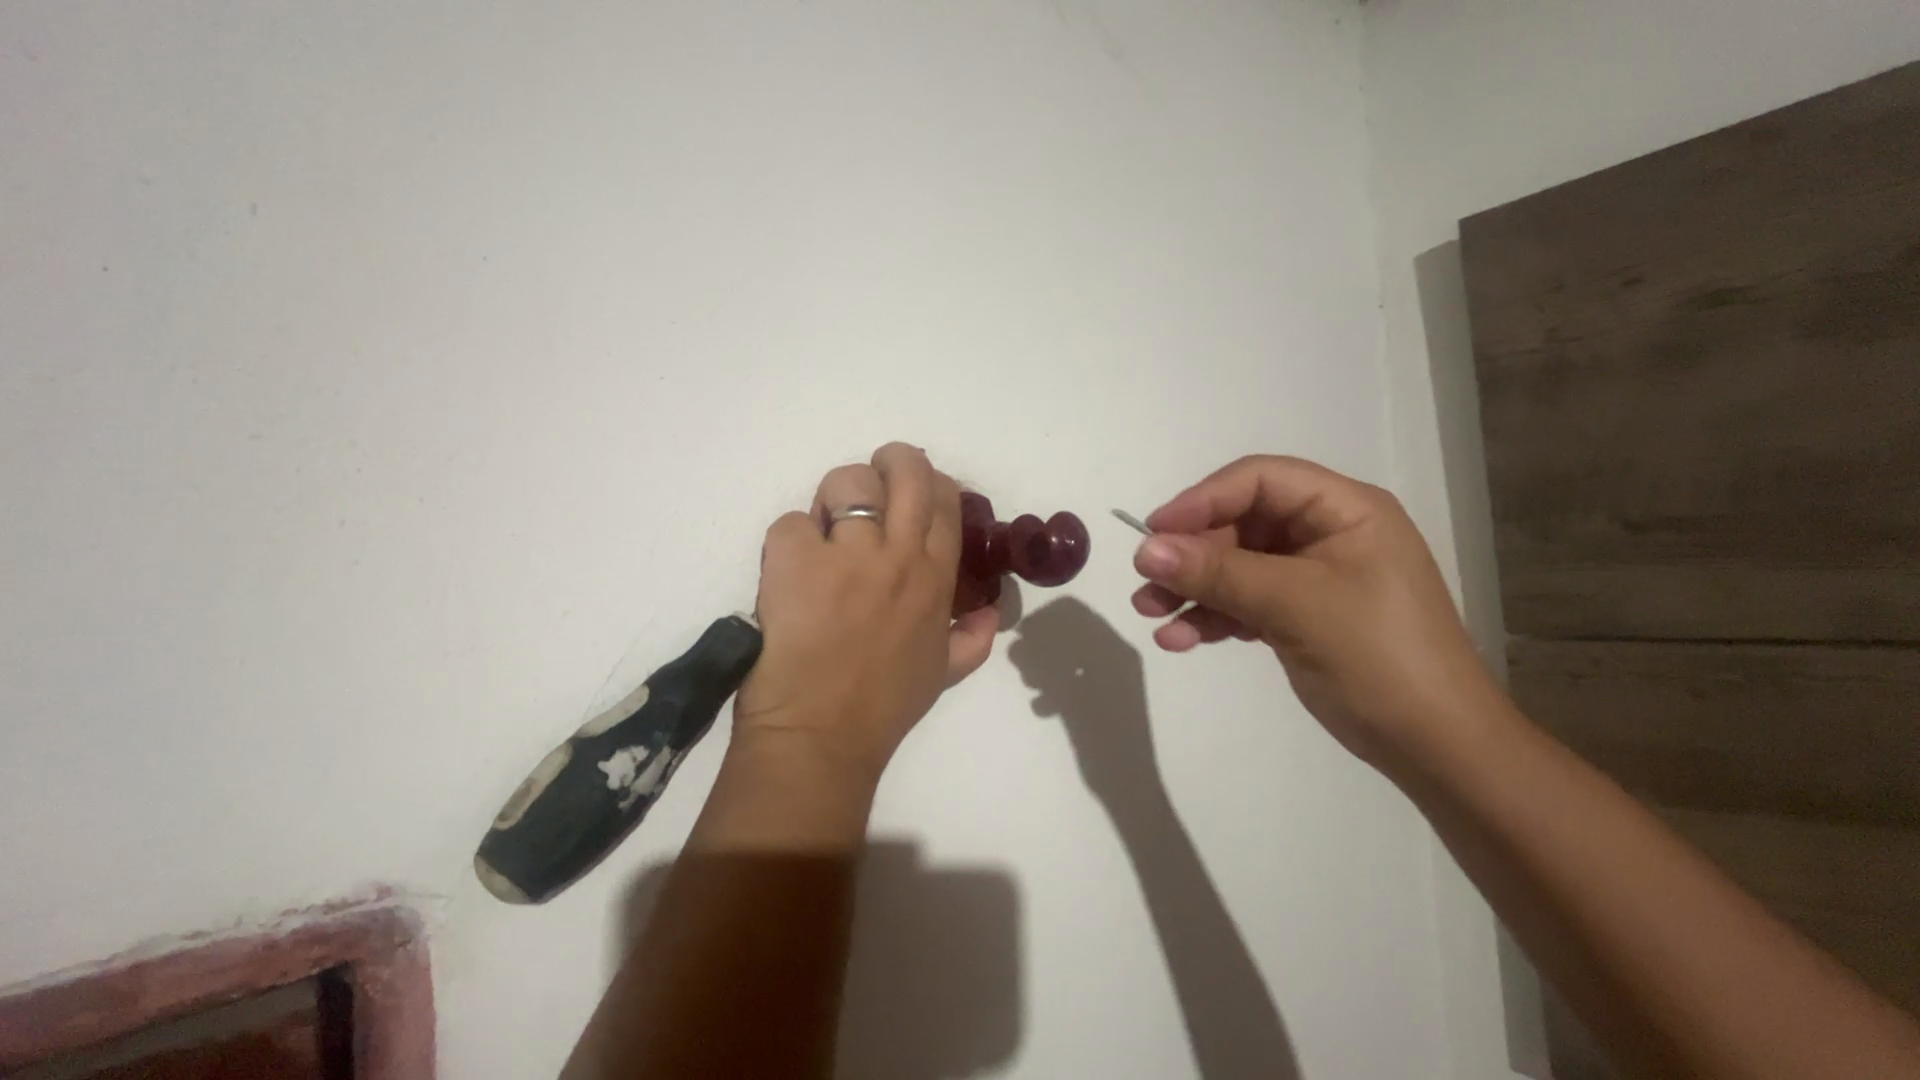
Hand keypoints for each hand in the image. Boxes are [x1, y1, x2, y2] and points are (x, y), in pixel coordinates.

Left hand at [735, 443, 998, 776]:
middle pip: (906, 471)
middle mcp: (898, 554)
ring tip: (825, 527)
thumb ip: (973, 638)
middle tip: (874, 478)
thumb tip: (991, 612)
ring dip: (835, 498)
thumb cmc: (883, 707)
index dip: (930, 482)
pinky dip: (790, 540)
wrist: (819, 735)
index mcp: (936, 578)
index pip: (945, 499)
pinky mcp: (795, 560)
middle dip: (891, 461)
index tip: (914, 492)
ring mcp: (847, 554)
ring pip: (847, 482)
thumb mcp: (943, 673)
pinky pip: (792, 521)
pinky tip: (789, 570)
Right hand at [1130, 455, 1504, 769]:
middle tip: (1145, 586)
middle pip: (1241, 524)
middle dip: (1190, 555)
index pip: (1260, 481)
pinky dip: (1213, 618)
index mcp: (1345, 510)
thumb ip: (1219, 573)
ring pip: (1236, 566)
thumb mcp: (1295, 605)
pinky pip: (1246, 603)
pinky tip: (1181, 640)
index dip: (1202, 499)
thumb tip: (1146, 549)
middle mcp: (1327, 534)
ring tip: (1151, 618)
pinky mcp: (1302, 616)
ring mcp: (1314, 577)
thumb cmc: (1378, 657)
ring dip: (1193, 589)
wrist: (1436, 745)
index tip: (1152, 533)